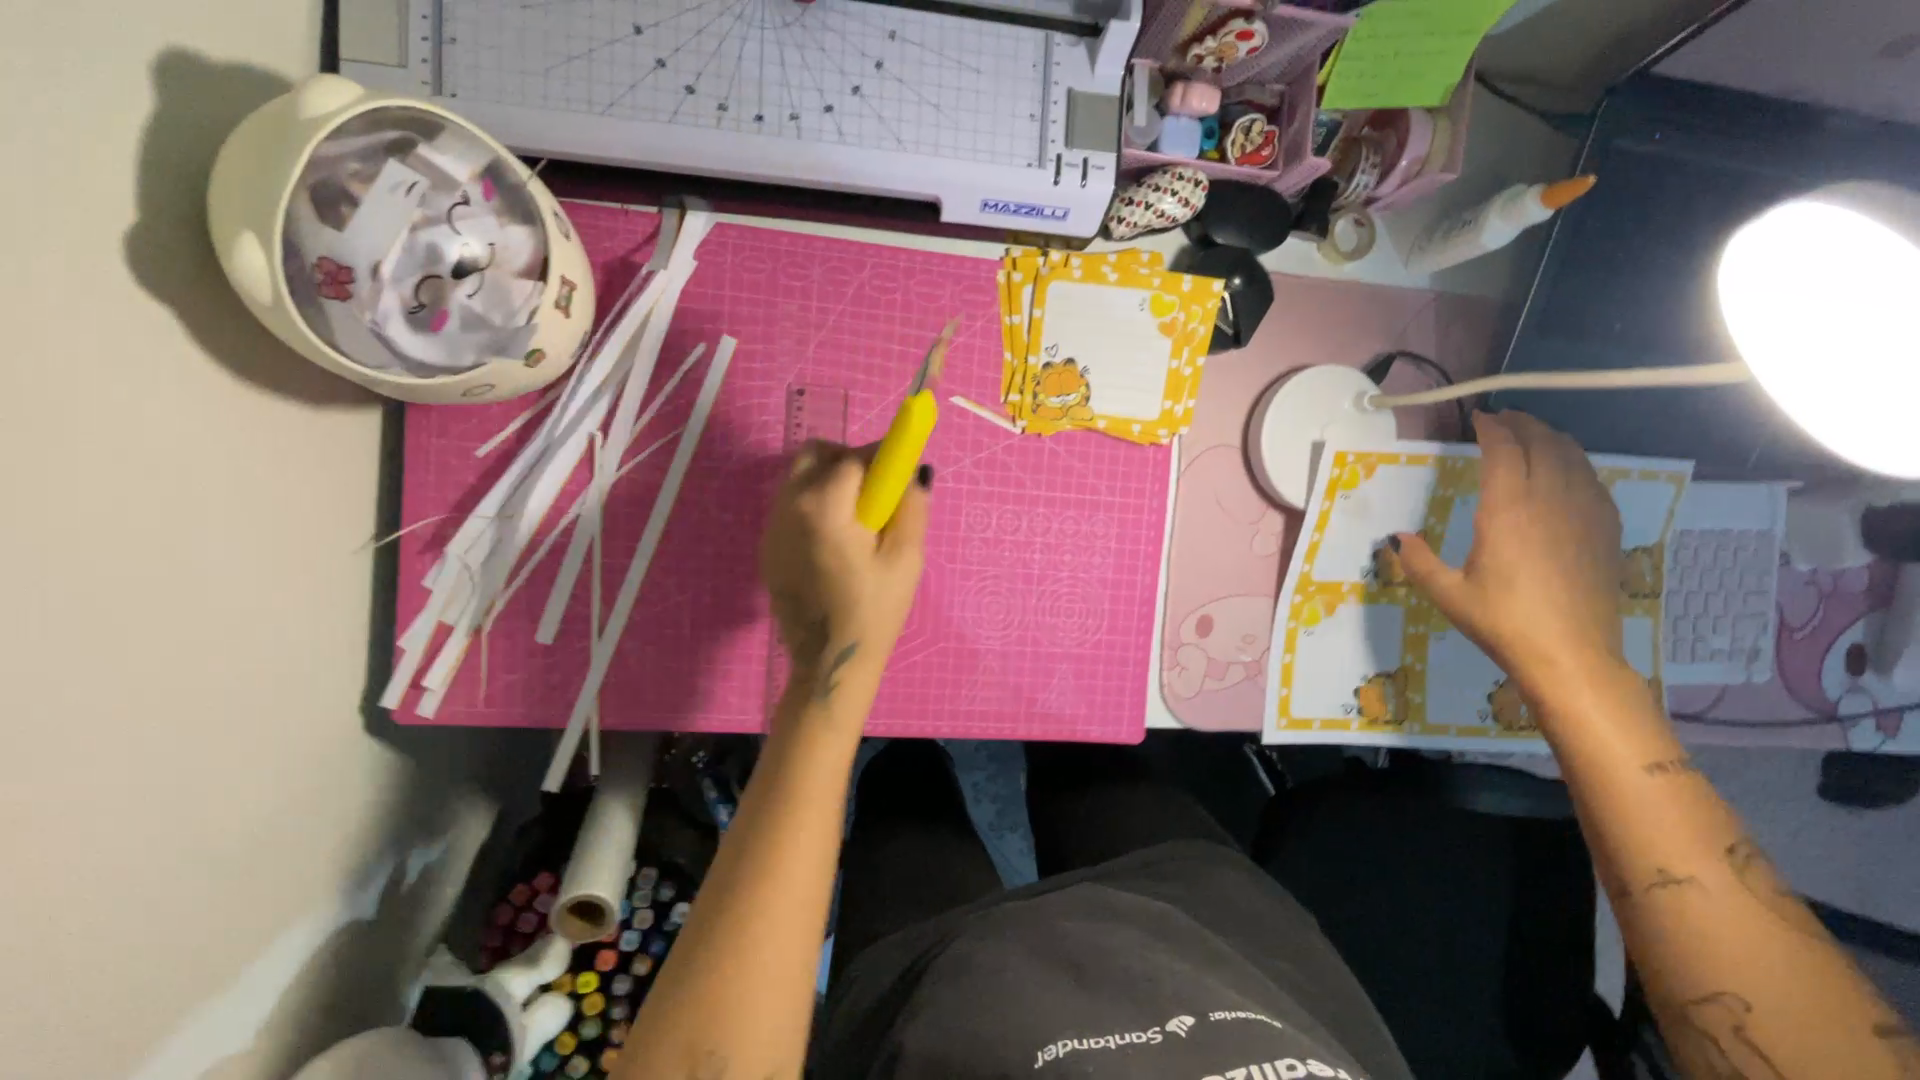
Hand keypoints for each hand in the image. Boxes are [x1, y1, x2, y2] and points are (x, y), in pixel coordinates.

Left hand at [759, 441, 931, 673]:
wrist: (829, 662)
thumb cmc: (875, 611)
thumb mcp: (906, 559)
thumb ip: (911, 506)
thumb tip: (913, 470)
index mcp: (824, 509)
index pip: (851, 458)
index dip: (878, 454)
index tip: (900, 460)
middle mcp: (788, 509)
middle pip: (814, 455)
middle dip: (847, 459)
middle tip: (876, 487)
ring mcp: (771, 529)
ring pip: (798, 478)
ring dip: (829, 480)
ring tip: (858, 515)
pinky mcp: (767, 549)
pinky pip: (789, 506)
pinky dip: (813, 504)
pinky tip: (835, 538)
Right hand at [1394, 411, 1625, 694]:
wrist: (1571, 654)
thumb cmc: (1502, 622)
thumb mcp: (1448, 594)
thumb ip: (1418, 561)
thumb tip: (1397, 538)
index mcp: (1507, 509)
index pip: (1504, 449)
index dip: (1491, 428)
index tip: (1478, 419)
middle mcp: (1549, 498)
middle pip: (1542, 441)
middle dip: (1522, 424)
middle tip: (1504, 420)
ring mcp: (1584, 510)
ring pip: (1573, 455)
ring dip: (1551, 438)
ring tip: (1533, 436)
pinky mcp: (1606, 527)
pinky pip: (1592, 478)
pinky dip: (1575, 462)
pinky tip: (1565, 472)